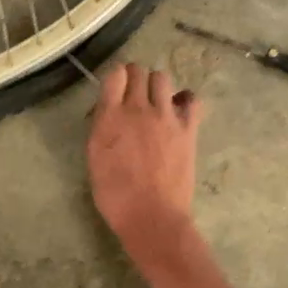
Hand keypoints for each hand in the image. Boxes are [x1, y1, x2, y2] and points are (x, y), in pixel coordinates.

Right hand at [87, 64, 205, 265]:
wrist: (152, 216)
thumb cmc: (115, 195)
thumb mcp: (95, 157)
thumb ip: (102, 127)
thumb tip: (109, 113)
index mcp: (110, 117)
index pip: (114, 74)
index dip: (116, 77)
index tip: (116, 88)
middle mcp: (137, 109)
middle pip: (138, 71)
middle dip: (134, 77)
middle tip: (134, 94)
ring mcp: (165, 117)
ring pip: (162, 78)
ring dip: (156, 85)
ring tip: (156, 101)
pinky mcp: (187, 128)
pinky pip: (192, 99)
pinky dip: (185, 100)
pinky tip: (179, 110)